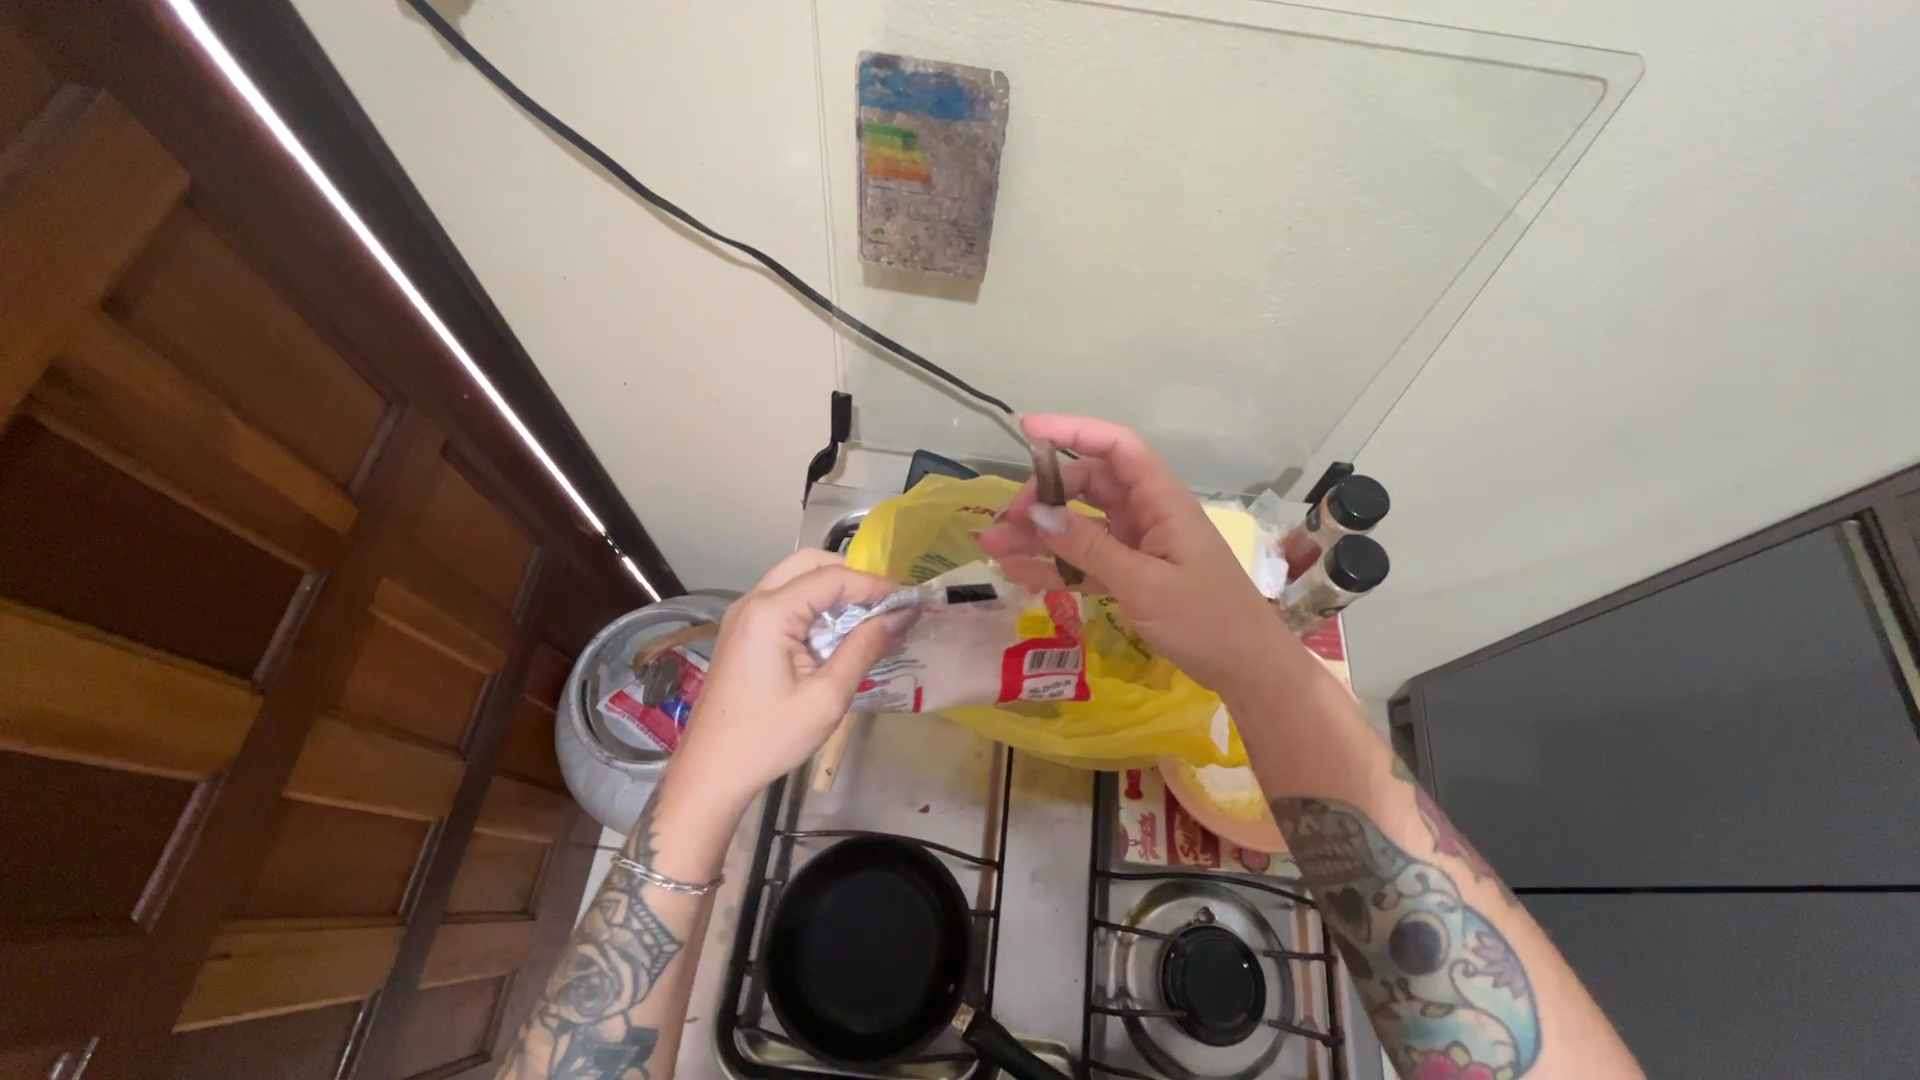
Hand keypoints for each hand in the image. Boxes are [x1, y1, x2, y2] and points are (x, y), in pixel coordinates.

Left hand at [670, 550, 908, 808]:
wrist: (712, 772)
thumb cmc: (770, 738)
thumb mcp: (827, 697)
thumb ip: (864, 648)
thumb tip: (901, 616)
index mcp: (769, 613)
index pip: (832, 578)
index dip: (874, 584)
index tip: (908, 599)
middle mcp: (752, 602)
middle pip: (809, 563)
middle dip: (851, 577)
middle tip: (885, 604)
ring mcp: (744, 616)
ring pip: (795, 578)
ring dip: (833, 590)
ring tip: (868, 618)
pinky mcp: (743, 632)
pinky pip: (784, 600)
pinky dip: (814, 605)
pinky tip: (837, 634)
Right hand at [976, 415, 1286, 694]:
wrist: (1247, 670)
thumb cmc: (1207, 620)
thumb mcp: (1143, 583)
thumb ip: (1089, 547)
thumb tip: (1037, 514)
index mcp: (1161, 500)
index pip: (1115, 447)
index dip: (1072, 431)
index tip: (1025, 430)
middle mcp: (1147, 513)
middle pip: (1088, 485)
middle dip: (1044, 495)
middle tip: (1007, 520)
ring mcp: (1138, 545)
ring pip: (1080, 525)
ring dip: (1039, 534)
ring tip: (992, 546)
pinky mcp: (1131, 576)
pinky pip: (1084, 562)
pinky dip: (1054, 566)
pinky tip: (1017, 572)